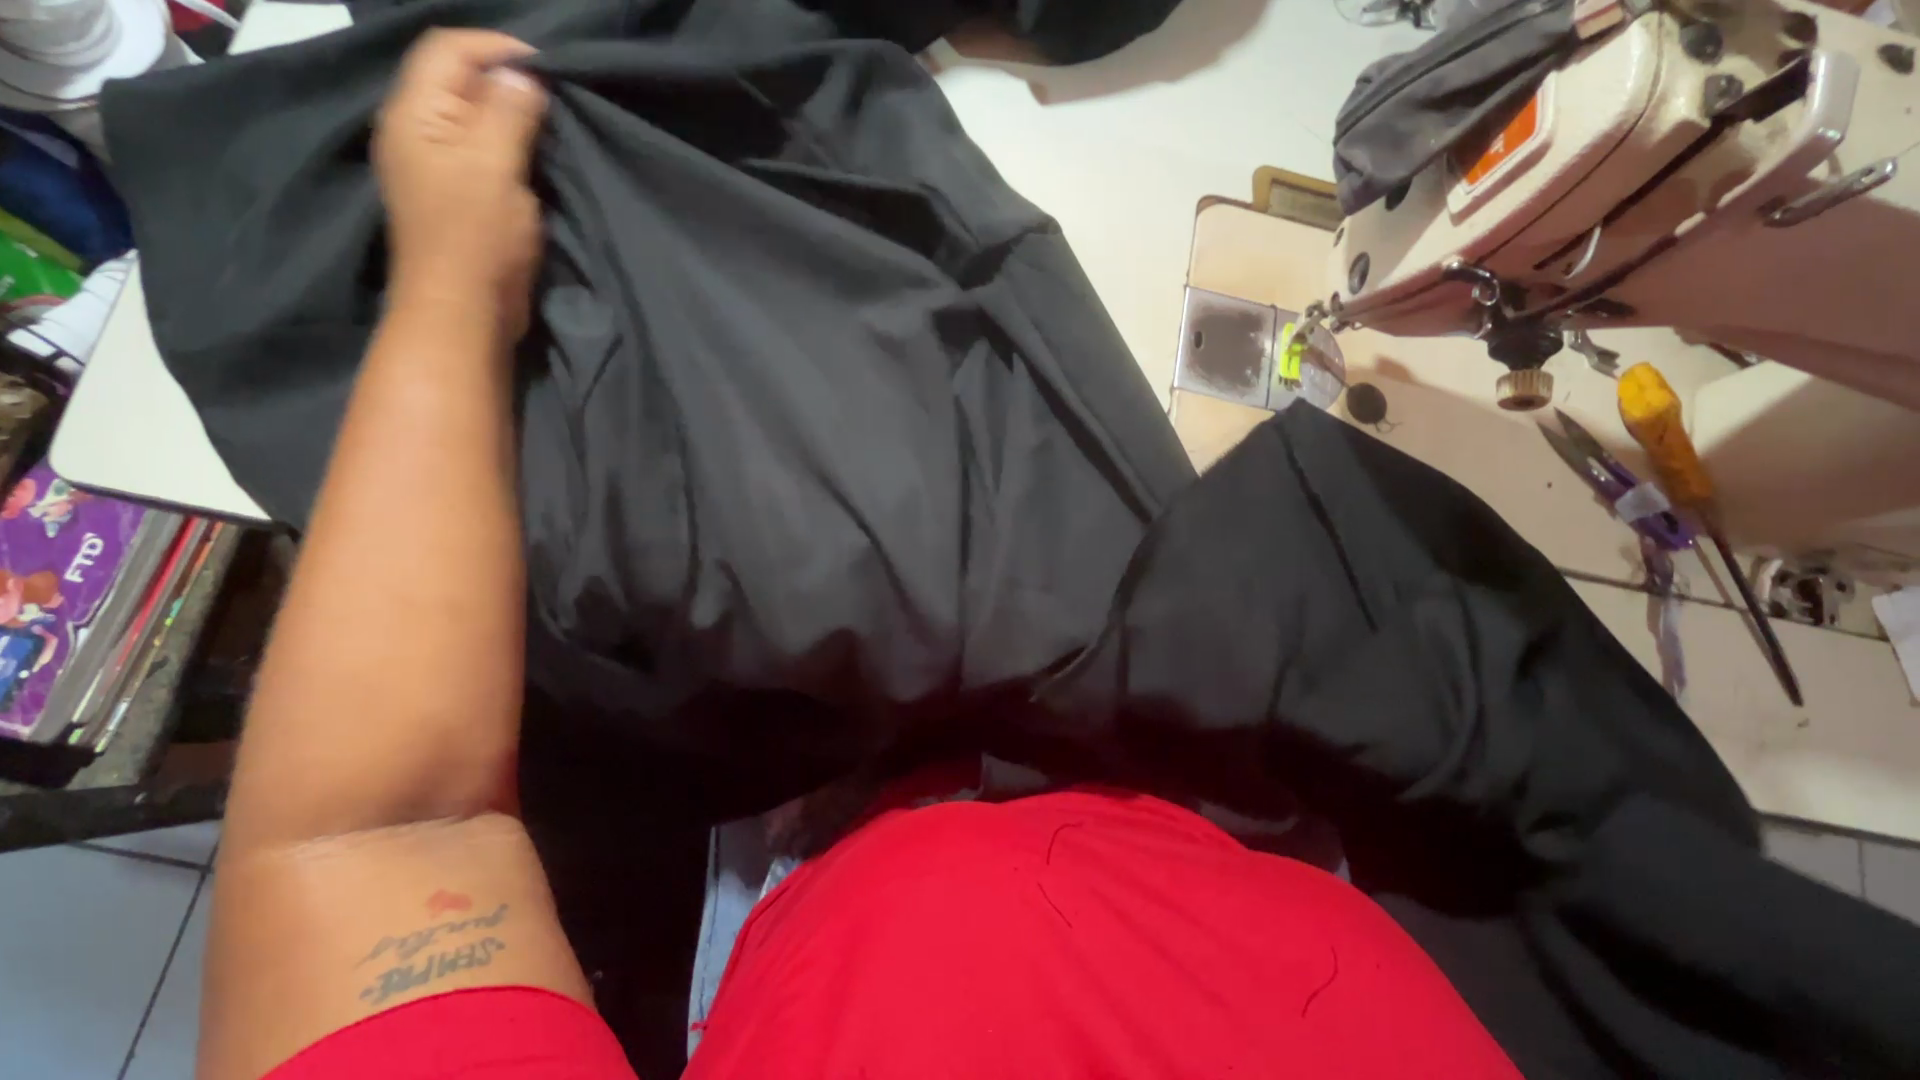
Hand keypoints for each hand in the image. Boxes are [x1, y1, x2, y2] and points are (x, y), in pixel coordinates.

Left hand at [374, 30, 547, 343]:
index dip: (496, 48)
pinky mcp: (460, 194)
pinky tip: (539, 157)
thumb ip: (507, 111)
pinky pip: (484, 150)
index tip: (550, 68)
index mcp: (414, 115)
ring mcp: (437, 165)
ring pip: (475, 117)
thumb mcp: (493, 164)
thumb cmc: (475, 238)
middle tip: (557, 99)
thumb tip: (524, 75)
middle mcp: (418, 131)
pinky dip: (512, 145)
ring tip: (554, 126)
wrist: (465, 312)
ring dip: (514, 115)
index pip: (448, 50)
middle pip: (460, 80)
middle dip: (508, 81)